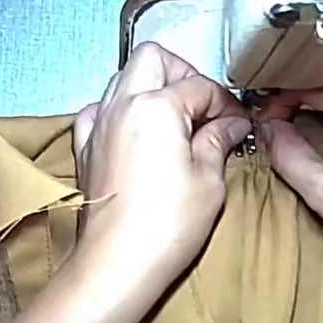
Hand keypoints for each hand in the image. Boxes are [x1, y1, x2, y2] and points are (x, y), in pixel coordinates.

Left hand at [66, 43, 250, 313]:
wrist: (118, 263)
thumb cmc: (167, 226)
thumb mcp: (209, 181)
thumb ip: (218, 141)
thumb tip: (231, 124)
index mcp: (156, 107)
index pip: (199, 86)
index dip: (225, 102)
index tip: (237, 123)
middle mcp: (121, 107)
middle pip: (152, 59)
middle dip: (182, 73)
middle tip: (203, 107)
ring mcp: (98, 127)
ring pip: (121, 79)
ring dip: (149, 87)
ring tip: (173, 119)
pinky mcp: (85, 151)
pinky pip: (97, 112)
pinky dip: (116, 111)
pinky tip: (133, 132)